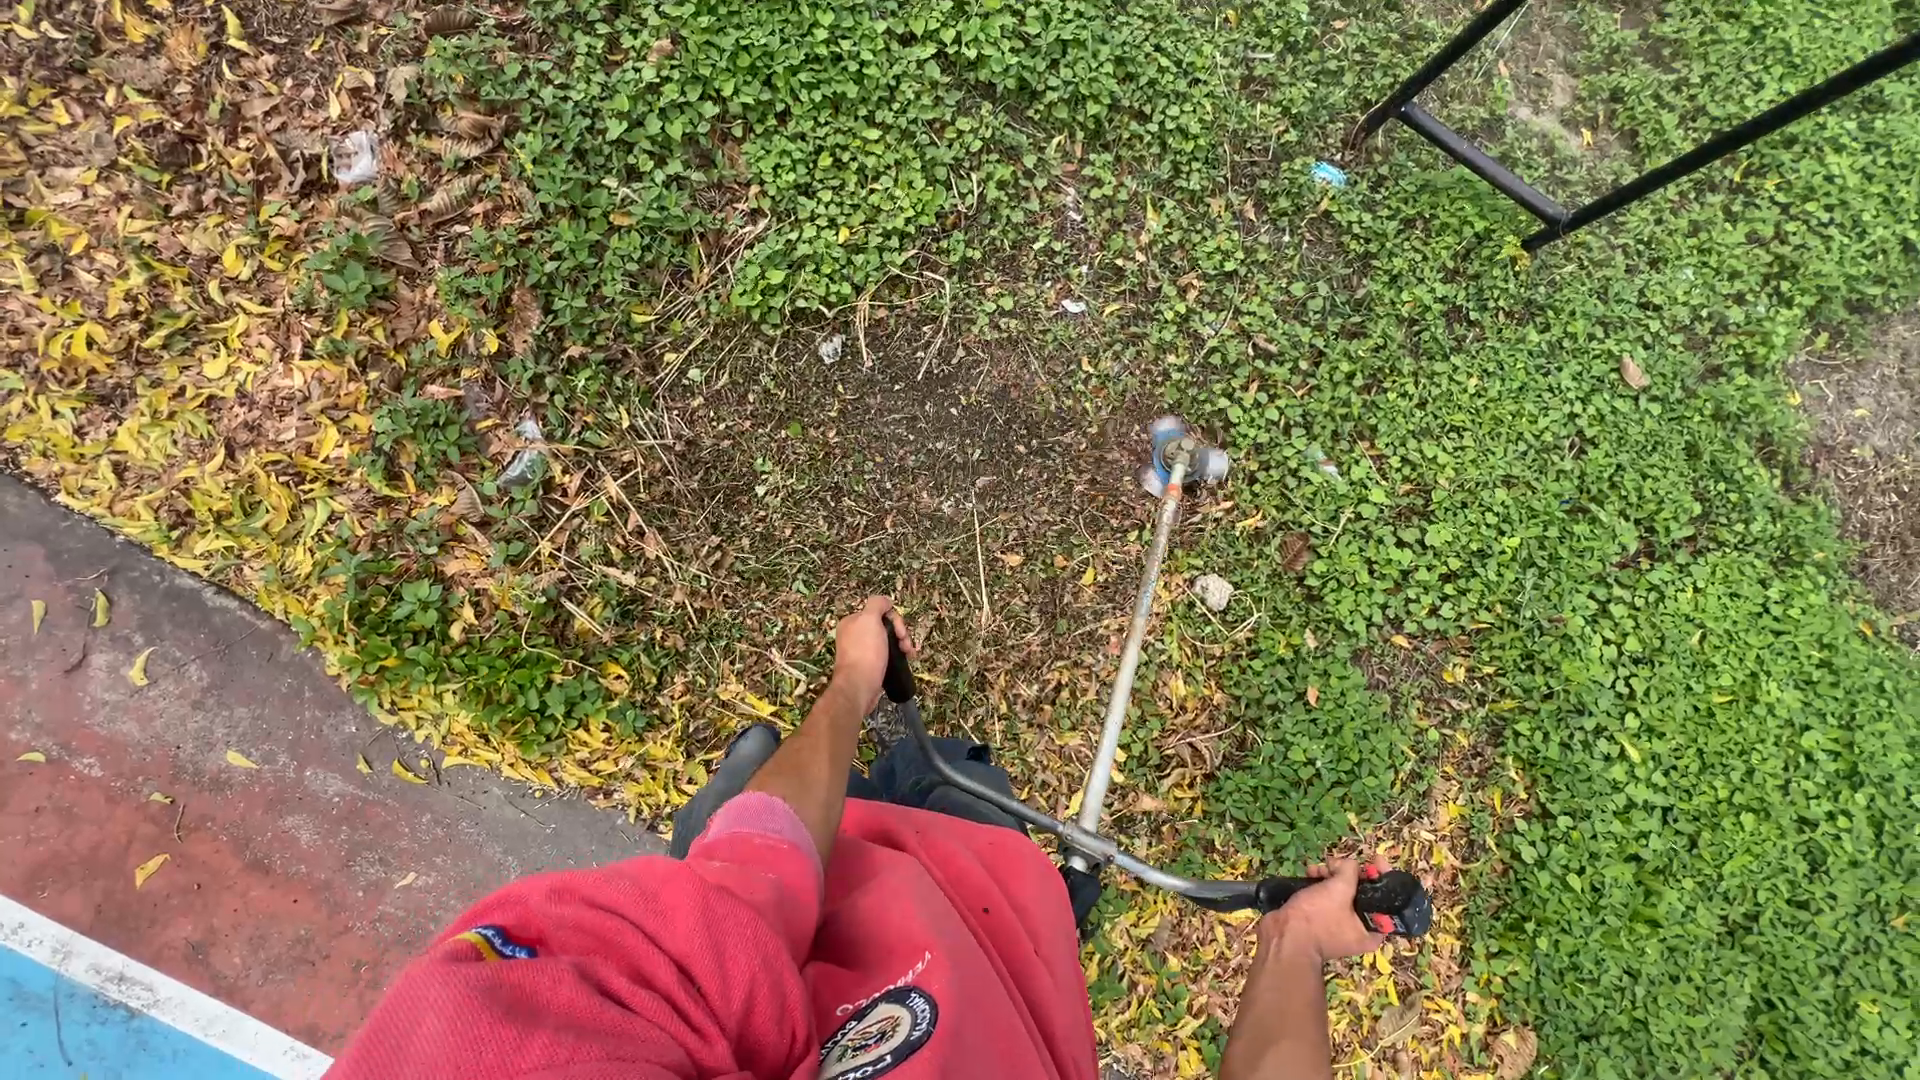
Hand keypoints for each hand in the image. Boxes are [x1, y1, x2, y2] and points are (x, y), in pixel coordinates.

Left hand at [830, 595, 914, 704]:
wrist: (860, 686)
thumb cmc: (866, 652)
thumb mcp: (870, 619)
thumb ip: (877, 604)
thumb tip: (886, 601)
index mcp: (853, 621)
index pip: (880, 611)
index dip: (895, 620)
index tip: (901, 632)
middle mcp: (855, 635)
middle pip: (886, 626)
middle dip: (901, 634)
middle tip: (906, 646)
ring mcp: (863, 651)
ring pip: (889, 641)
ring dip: (902, 645)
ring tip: (909, 655)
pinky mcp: (870, 666)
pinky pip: (887, 655)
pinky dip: (898, 656)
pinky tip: (906, 660)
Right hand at [1260, 858, 1388, 964]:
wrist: (1284, 935)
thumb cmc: (1317, 918)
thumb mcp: (1338, 890)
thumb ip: (1350, 871)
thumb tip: (1350, 864)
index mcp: (1372, 930)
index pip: (1386, 899)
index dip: (1382, 876)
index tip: (1375, 859)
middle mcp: (1358, 927)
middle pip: (1361, 891)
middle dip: (1347, 872)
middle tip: (1334, 864)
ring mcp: (1338, 922)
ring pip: (1341, 890)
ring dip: (1329, 874)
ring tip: (1315, 870)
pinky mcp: (1320, 917)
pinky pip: (1326, 895)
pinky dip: (1319, 882)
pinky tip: (1309, 874)